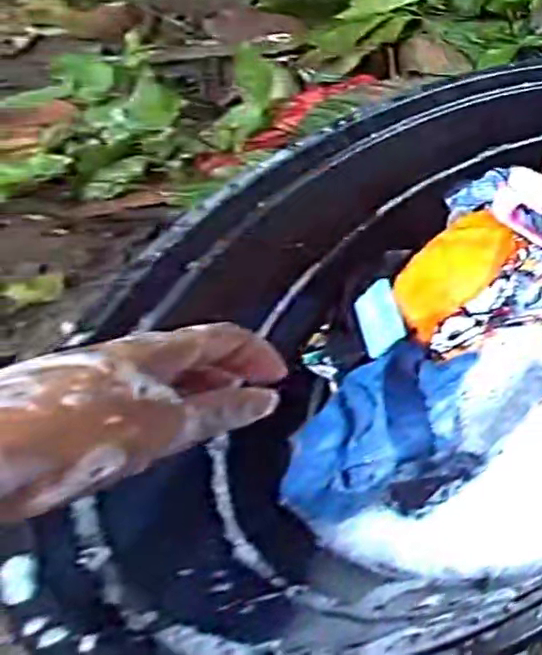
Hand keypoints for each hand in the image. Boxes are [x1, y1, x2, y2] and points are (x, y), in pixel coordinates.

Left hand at [0, 323, 287, 520]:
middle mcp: (111, 356)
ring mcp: (63, 380)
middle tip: (235, 402)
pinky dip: (126, 416)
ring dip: (170, 398)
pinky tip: (113, 446)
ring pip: (137, 381)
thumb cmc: (64, 440)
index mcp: (152, 351)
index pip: (225, 336)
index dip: (258, 354)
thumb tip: (264, 400)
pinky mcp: (25, 410)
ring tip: (177, 428)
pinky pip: (97, 403)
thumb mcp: (162, 428)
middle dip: (215, 377)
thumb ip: (218, 411)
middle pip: (179, 357)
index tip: (276, 378)